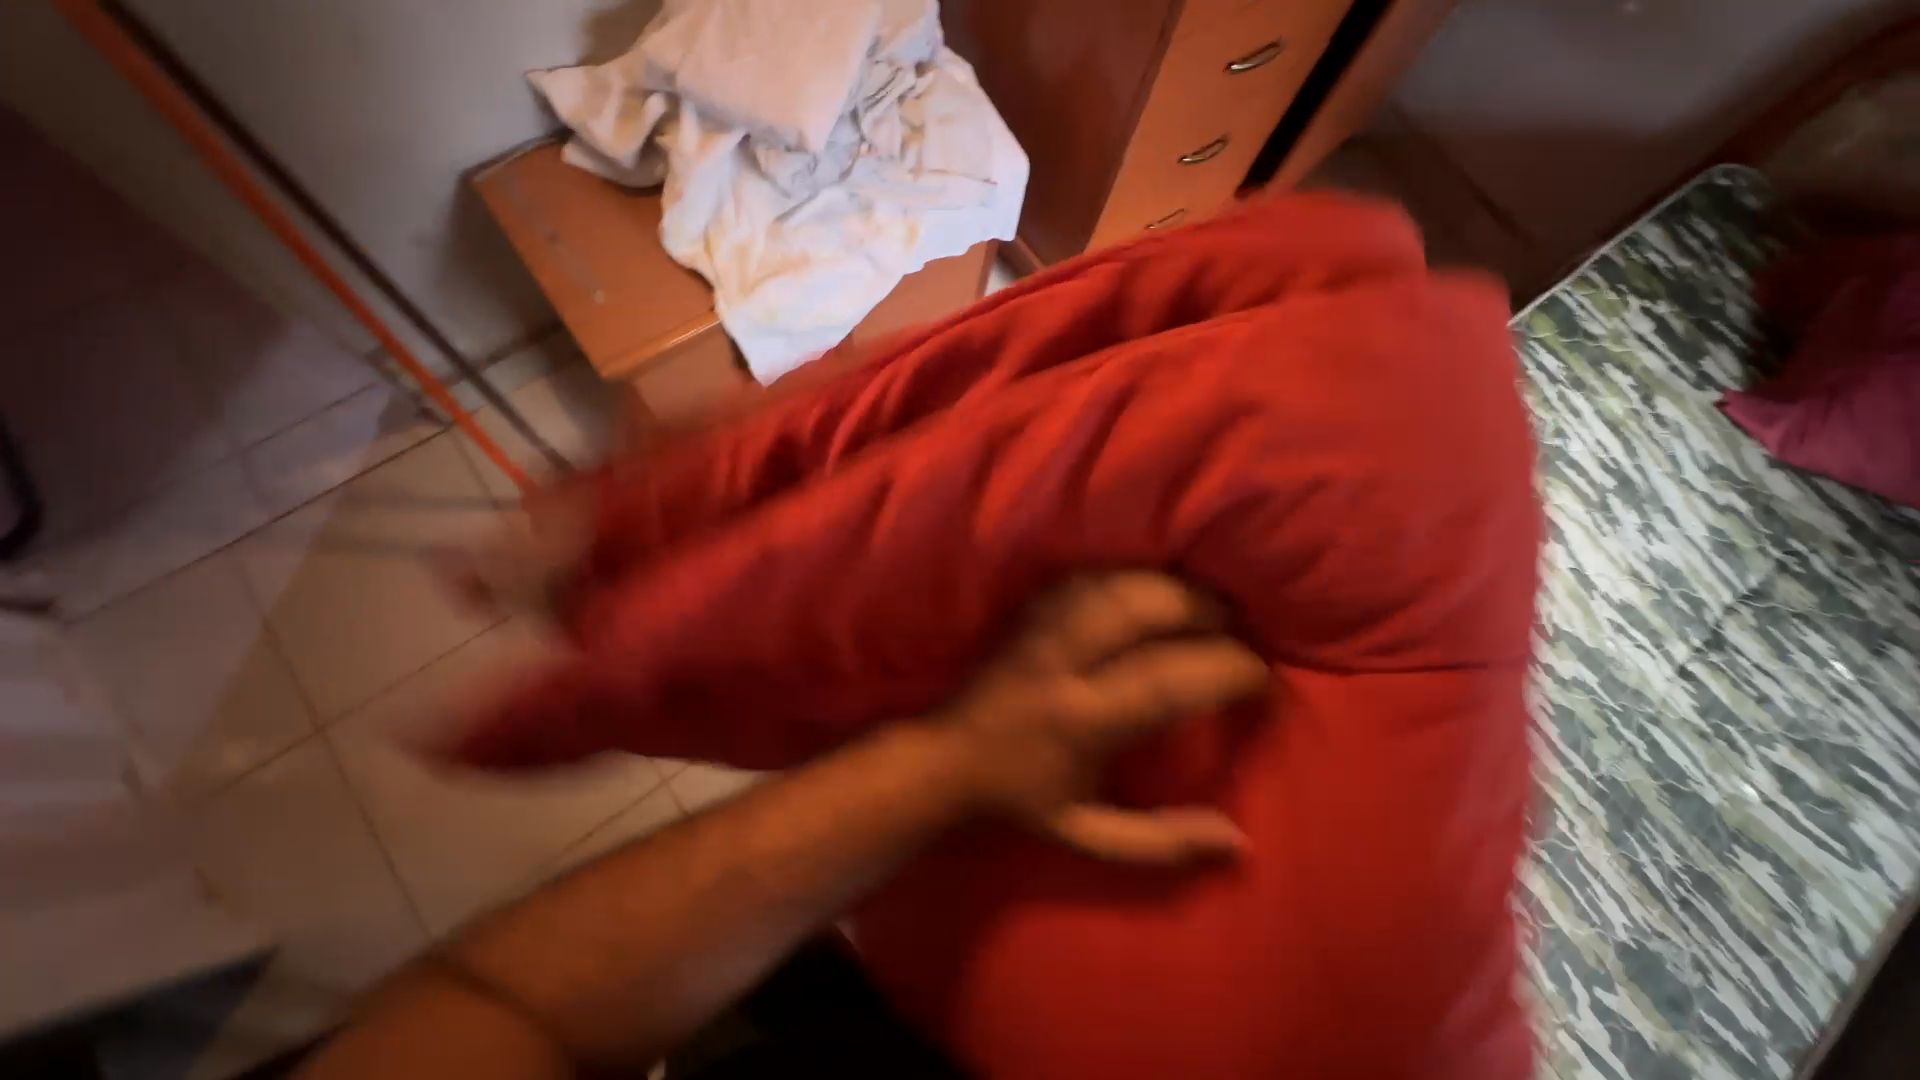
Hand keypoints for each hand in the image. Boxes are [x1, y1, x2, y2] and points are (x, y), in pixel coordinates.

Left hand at [939, 572, 1268, 864]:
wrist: (944, 759)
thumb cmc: (1021, 799)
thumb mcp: (1087, 834)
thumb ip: (1160, 843)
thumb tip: (1238, 843)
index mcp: (1082, 722)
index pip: (1166, 682)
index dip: (1225, 671)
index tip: (1262, 676)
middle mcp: (1061, 666)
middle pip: (1141, 609)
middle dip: (1202, 608)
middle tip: (1239, 625)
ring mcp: (1040, 631)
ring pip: (1113, 584)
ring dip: (1169, 585)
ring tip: (1206, 603)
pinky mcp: (1027, 612)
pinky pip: (1084, 577)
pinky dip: (1127, 575)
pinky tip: (1153, 585)